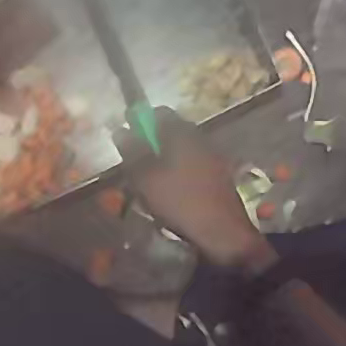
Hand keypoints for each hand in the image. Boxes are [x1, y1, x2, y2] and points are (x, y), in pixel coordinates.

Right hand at [118, 109, 277, 273]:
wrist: (224, 232)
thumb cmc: (180, 202)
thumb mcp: (147, 178)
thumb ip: (133, 152)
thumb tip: (121, 130)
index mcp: (183, 133)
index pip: (159, 113)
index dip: (141, 120)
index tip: (128, 135)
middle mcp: (201, 139)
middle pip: (173, 131)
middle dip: (153, 141)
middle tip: (137, 161)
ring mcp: (214, 158)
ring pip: (184, 150)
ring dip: (167, 159)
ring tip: (153, 180)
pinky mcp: (220, 177)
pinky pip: (194, 166)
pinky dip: (181, 172)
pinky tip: (174, 191)